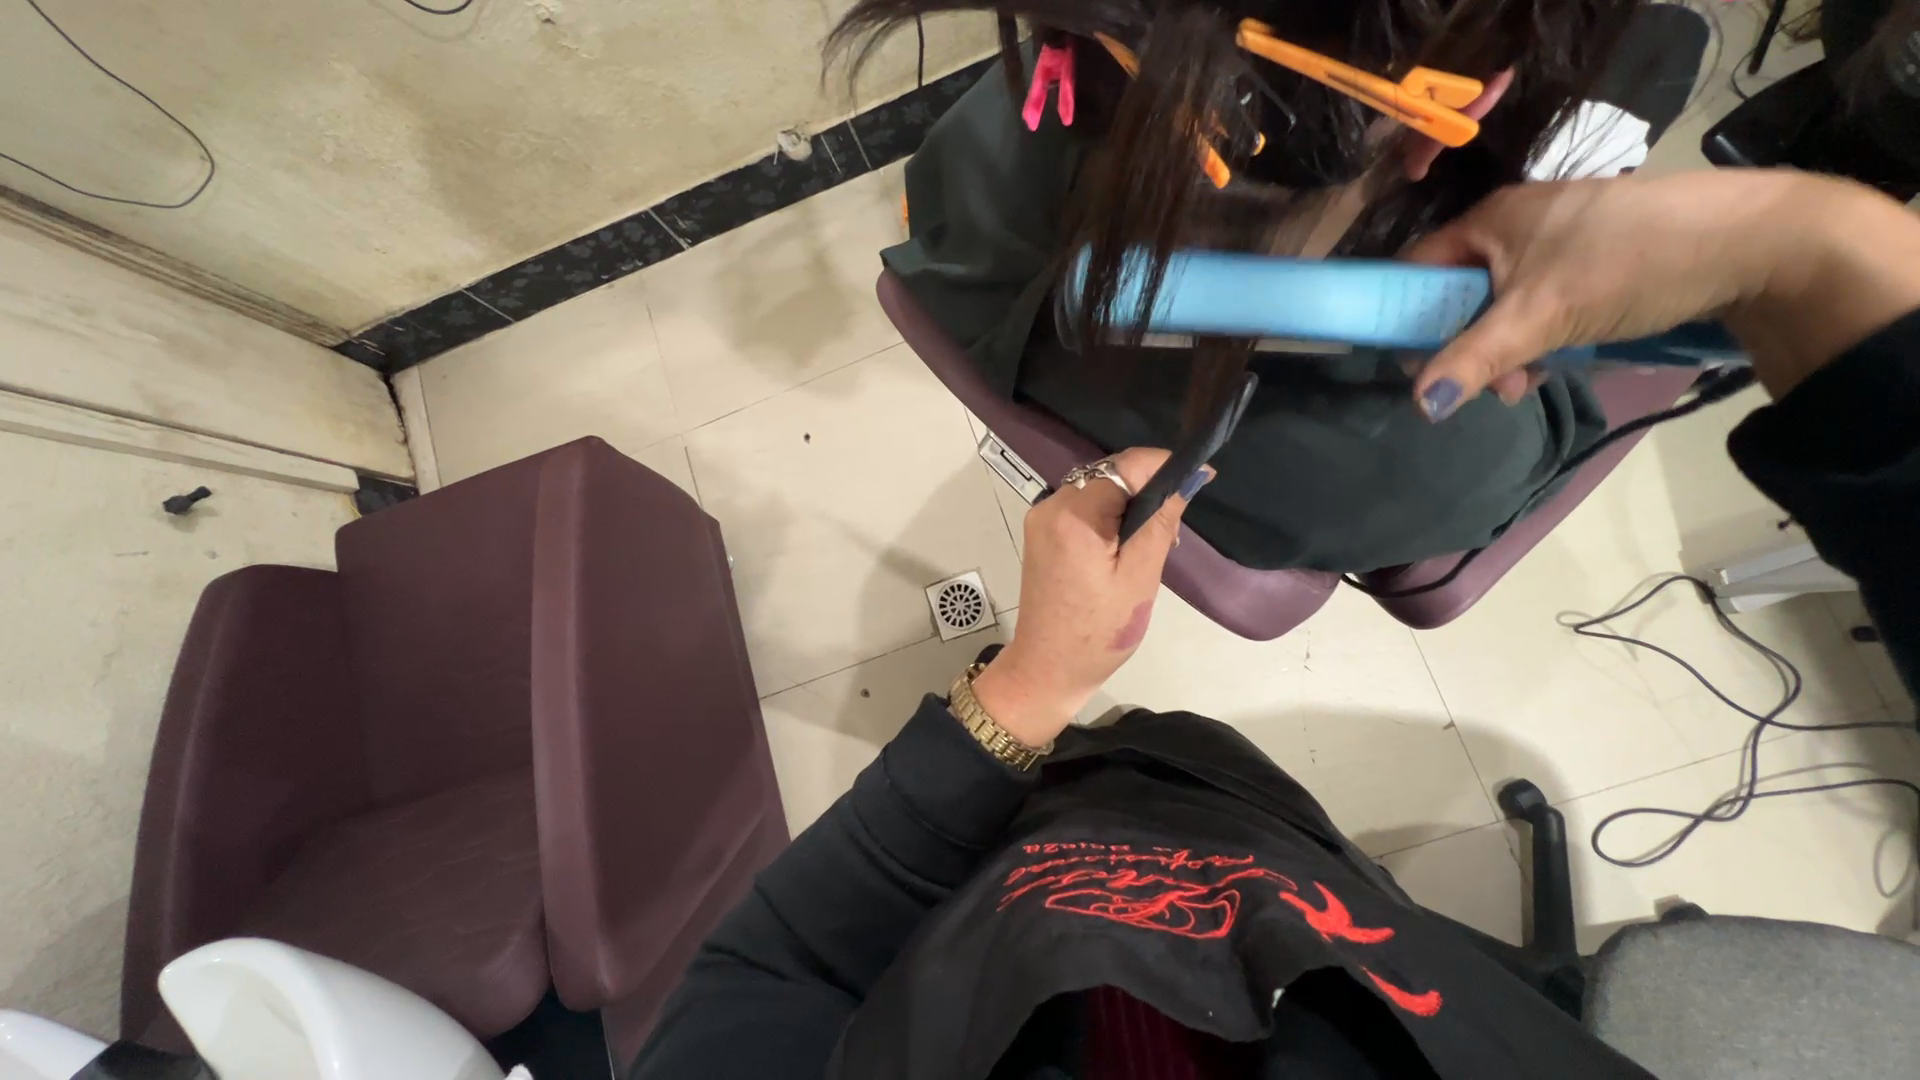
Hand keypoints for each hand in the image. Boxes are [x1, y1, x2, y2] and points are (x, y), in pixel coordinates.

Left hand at [970, 448, 1210, 746]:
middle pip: (1110, 473)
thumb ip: (1160, 521)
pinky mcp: (1041, 534)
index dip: (1166, 466)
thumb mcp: (1140, 577)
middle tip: (1173, 530)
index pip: (1126, 465)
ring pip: (1098, 489)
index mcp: (1073, 514)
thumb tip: (1187, 476)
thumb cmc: (1098, 631)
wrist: (1047, 669)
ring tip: (1153, 544)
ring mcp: (1041, 519)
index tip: (1200, 480)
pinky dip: (1109, 518)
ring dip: (1130, 505)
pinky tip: (1125, 549)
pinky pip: (1083, 508)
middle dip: (1148, 488)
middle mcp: (1051, 505)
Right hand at [1402, 170, 1919, 415]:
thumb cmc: (1630, 262)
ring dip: (1501, 352)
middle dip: (1462, 346)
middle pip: (1456, 295)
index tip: (1409, 358)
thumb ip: (1473, 360)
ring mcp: (1555, 242)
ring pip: (1498, 306)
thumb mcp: (1539, 316)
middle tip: (1479, 382)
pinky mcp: (1589, 261)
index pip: (1415, 268)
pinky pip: (1536, 305)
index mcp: (1489, 219)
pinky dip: (1535, 339)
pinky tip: (1552, 364)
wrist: (1762, 242)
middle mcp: (1514, 225)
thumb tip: (1419, 405)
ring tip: (1524, 383)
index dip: (1402, 313)